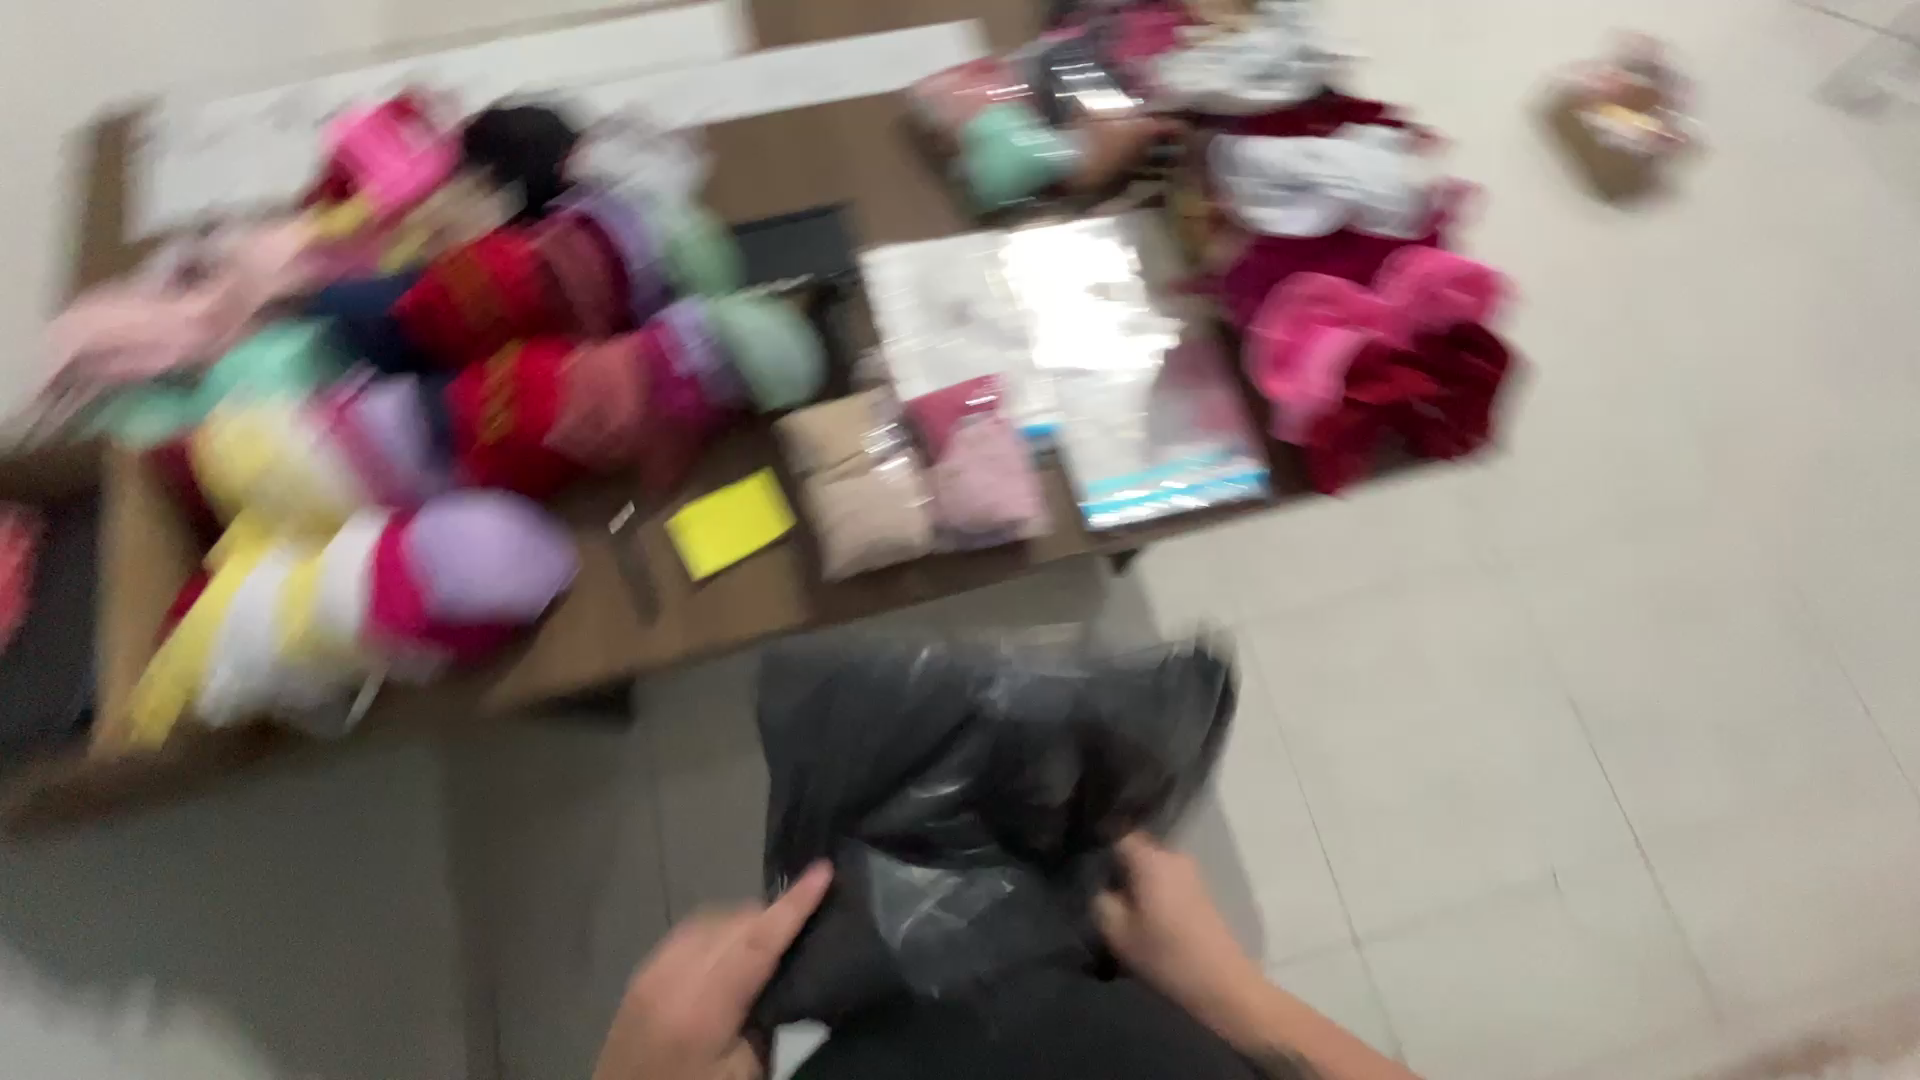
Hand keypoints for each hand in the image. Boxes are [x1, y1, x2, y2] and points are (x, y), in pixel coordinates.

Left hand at [594, 862, 832, 1079]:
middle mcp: (672, 977)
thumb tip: (786, 967)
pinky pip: (690, 931)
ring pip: (714, 918)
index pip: (758, 939)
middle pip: (736, 922)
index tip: (824, 870)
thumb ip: (767, 1014)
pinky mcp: (641, 974)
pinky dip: (718, 931)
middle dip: (771, 915)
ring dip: (745, 921)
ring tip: (769, 938)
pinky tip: (730, 949)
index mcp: (702, 1008)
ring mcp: (651, 972)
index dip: (795, 903)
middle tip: (802, 926)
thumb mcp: (746, 1071)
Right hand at [1093, 833, 1271, 1042]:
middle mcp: (1173, 856)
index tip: (1088, 864)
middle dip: (1120, 865)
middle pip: (1138, 849)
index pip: (1119, 834)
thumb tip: (1102, 887)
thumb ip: (1101, 901)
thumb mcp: (1117, 933)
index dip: (1101, 845)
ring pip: (1154, 866)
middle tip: (1104, 889)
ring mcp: (1192, 873)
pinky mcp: (1203, 892)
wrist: (1224, 986)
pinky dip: (1156, 891)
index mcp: (1150, 859)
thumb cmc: (1166, 956)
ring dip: (1139, 881)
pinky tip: (1148, 915)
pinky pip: (1169, 880)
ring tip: (1125, 906)